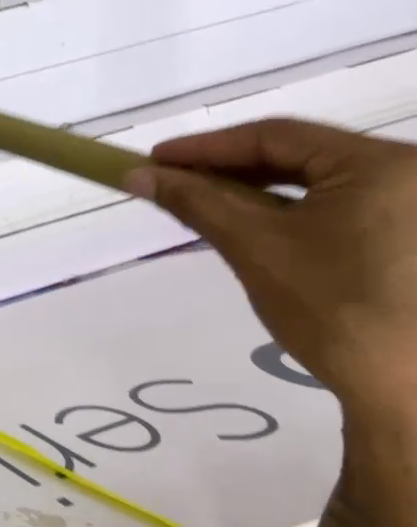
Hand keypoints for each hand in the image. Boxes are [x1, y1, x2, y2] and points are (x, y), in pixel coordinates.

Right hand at [127, 120, 416, 418]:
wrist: (413, 389)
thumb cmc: (334, 309)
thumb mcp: (253, 246)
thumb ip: (195, 200)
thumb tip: (137, 174)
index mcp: (388, 165)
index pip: (277, 136)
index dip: (205, 146)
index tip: (152, 159)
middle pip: (305, 154)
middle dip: (232, 166)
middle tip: (172, 180)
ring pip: (327, 179)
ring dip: (262, 186)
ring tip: (207, 201)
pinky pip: (353, 203)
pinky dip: (299, 206)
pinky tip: (263, 222)